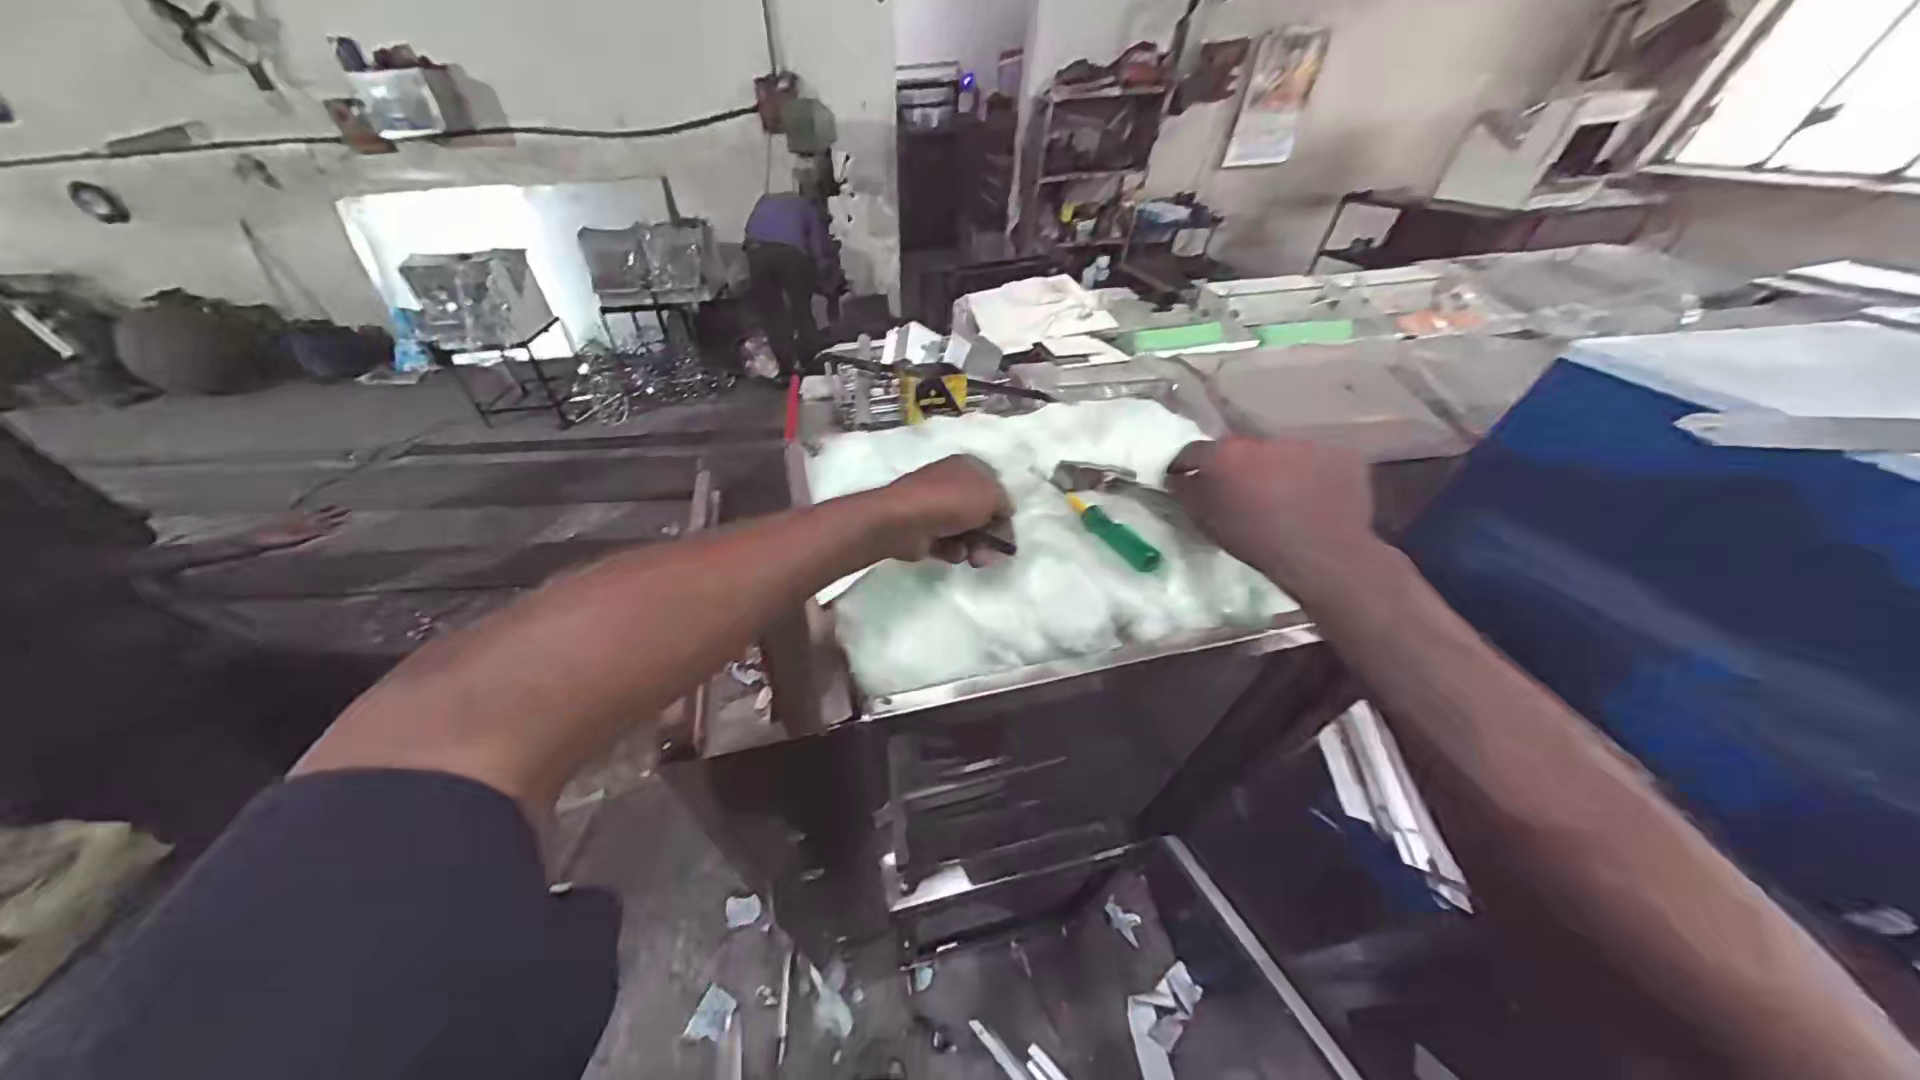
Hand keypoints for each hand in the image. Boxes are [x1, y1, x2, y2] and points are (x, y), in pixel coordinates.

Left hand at [875, 455, 1013, 565]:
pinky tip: (951, 553)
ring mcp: (937, 508)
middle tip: (990, 554)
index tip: (1007, 530)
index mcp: (969, 467)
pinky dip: (954, 550)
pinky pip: (949, 543)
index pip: (996, 487)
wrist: (903, 521)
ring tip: (972, 558)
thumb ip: (1005, 503)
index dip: (1004, 510)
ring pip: (968, 532)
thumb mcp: (991, 495)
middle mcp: (953, 484)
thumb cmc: (951, 501)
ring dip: (975, 547)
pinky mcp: (926, 530)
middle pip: (983, 514)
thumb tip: (1003, 511)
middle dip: (991, 536)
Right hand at [1166, 437, 1383, 598]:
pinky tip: (1311, 496)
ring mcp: (1306, 444)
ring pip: (1280, 453)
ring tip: (1280, 496)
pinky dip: (1309, 474)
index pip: (1194, 451)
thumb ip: (1188, 494)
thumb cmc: (1258, 543)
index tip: (1183, 477)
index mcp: (1227, 455)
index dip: (1185, 465)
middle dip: (1235, 466)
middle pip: (1241, 448)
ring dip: (1274, 468)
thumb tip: (1178, 478)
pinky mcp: (1339, 455)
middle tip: (1239, 490)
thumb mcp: (1209, 523)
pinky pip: (1315, 460)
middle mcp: (1264, 440)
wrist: (1324, 556)